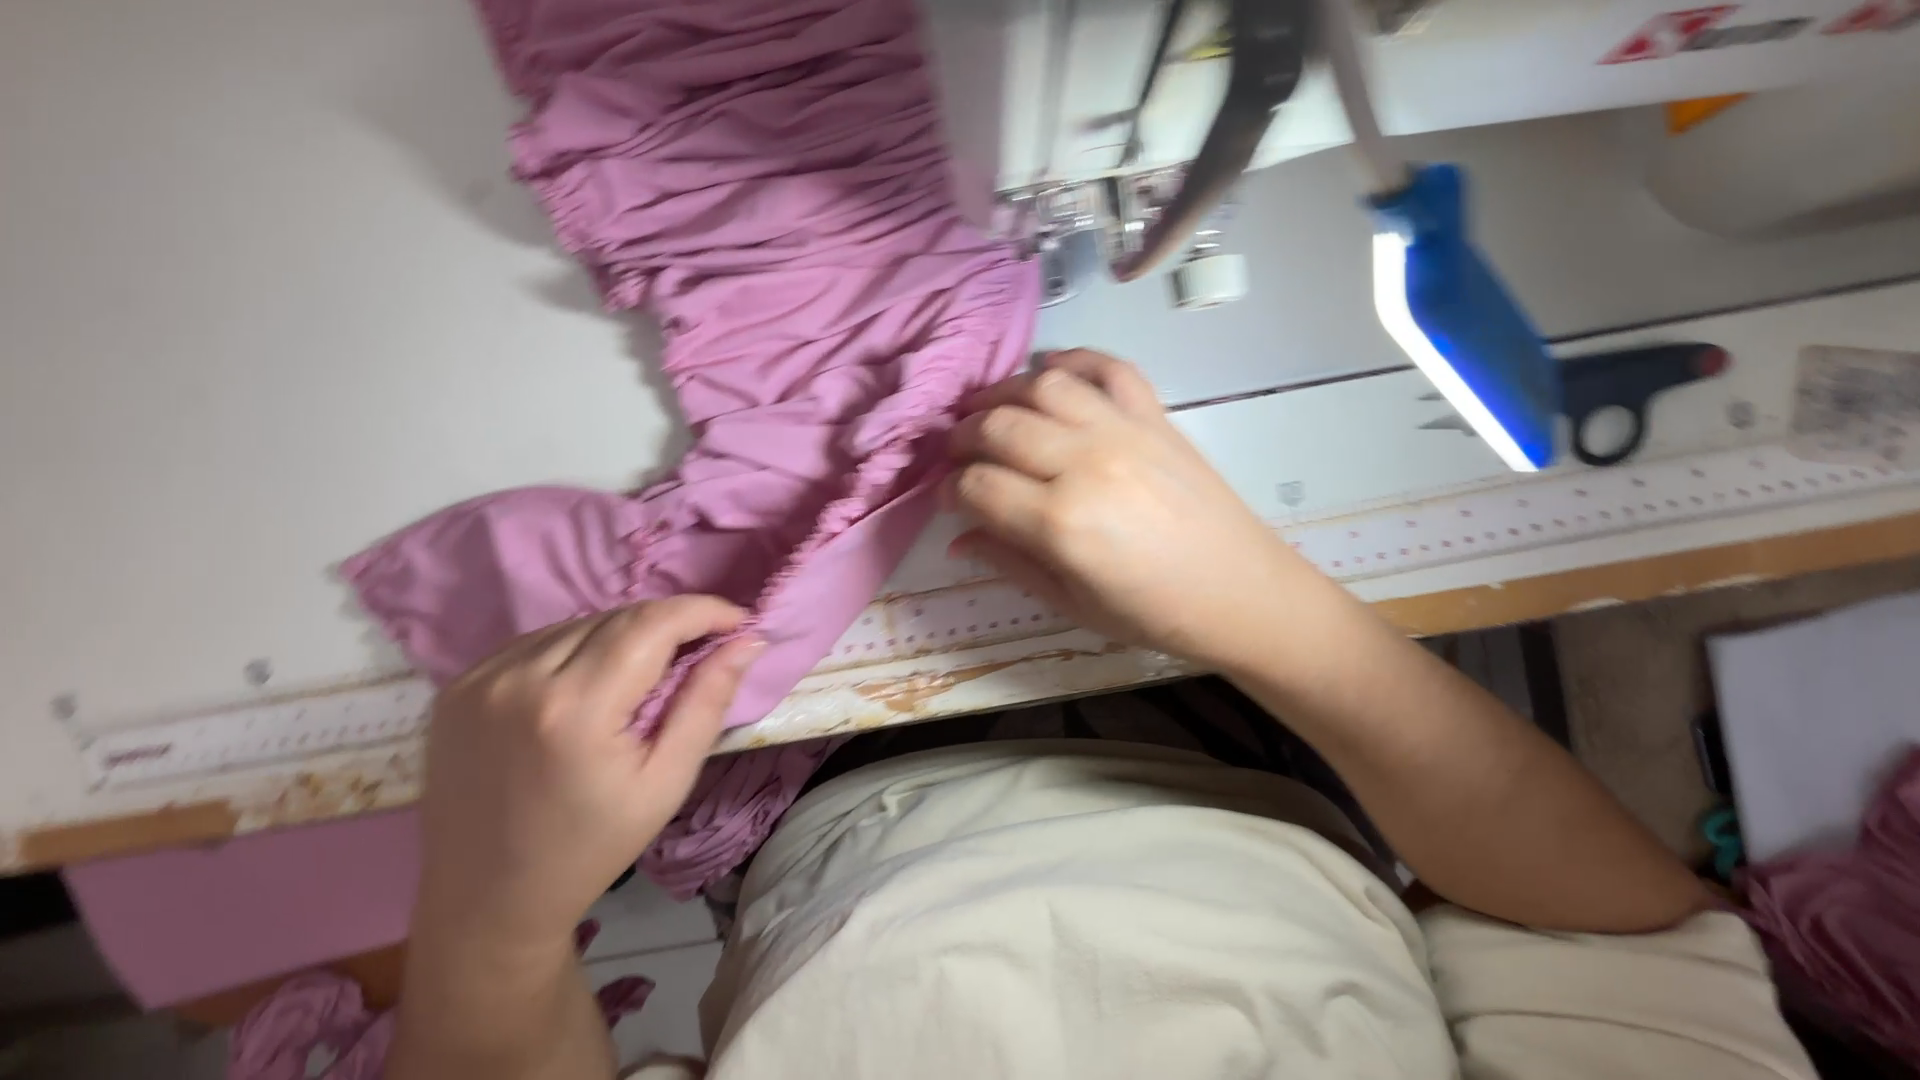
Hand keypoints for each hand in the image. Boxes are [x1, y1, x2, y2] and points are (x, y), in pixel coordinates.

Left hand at [411, 597, 760, 954]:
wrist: (486, 899)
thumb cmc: (591, 848)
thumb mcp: (667, 783)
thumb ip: (707, 704)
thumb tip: (747, 642)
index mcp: (576, 710)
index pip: (651, 624)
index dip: (702, 611)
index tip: (739, 621)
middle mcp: (521, 679)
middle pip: (617, 617)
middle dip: (670, 623)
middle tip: (704, 648)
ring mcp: (481, 678)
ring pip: (578, 624)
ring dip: (624, 635)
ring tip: (648, 671)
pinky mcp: (459, 685)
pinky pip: (538, 641)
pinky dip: (578, 648)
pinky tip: (592, 682)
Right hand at [948, 349, 1314, 673]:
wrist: (1240, 592)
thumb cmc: (1152, 612)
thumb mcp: (1070, 602)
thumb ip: (1009, 562)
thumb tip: (958, 537)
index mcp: (1061, 523)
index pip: (977, 485)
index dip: (949, 489)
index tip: (946, 497)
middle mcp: (1086, 464)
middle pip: (999, 427)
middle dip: (963, 436)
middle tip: (956, 452)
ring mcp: (1124, 431)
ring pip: (1044, 386)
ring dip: (1004, 393)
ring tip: (989, 410)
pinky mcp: (1155, 416)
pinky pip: (1108, 367)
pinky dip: (1073, 360)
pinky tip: (1049, 372)